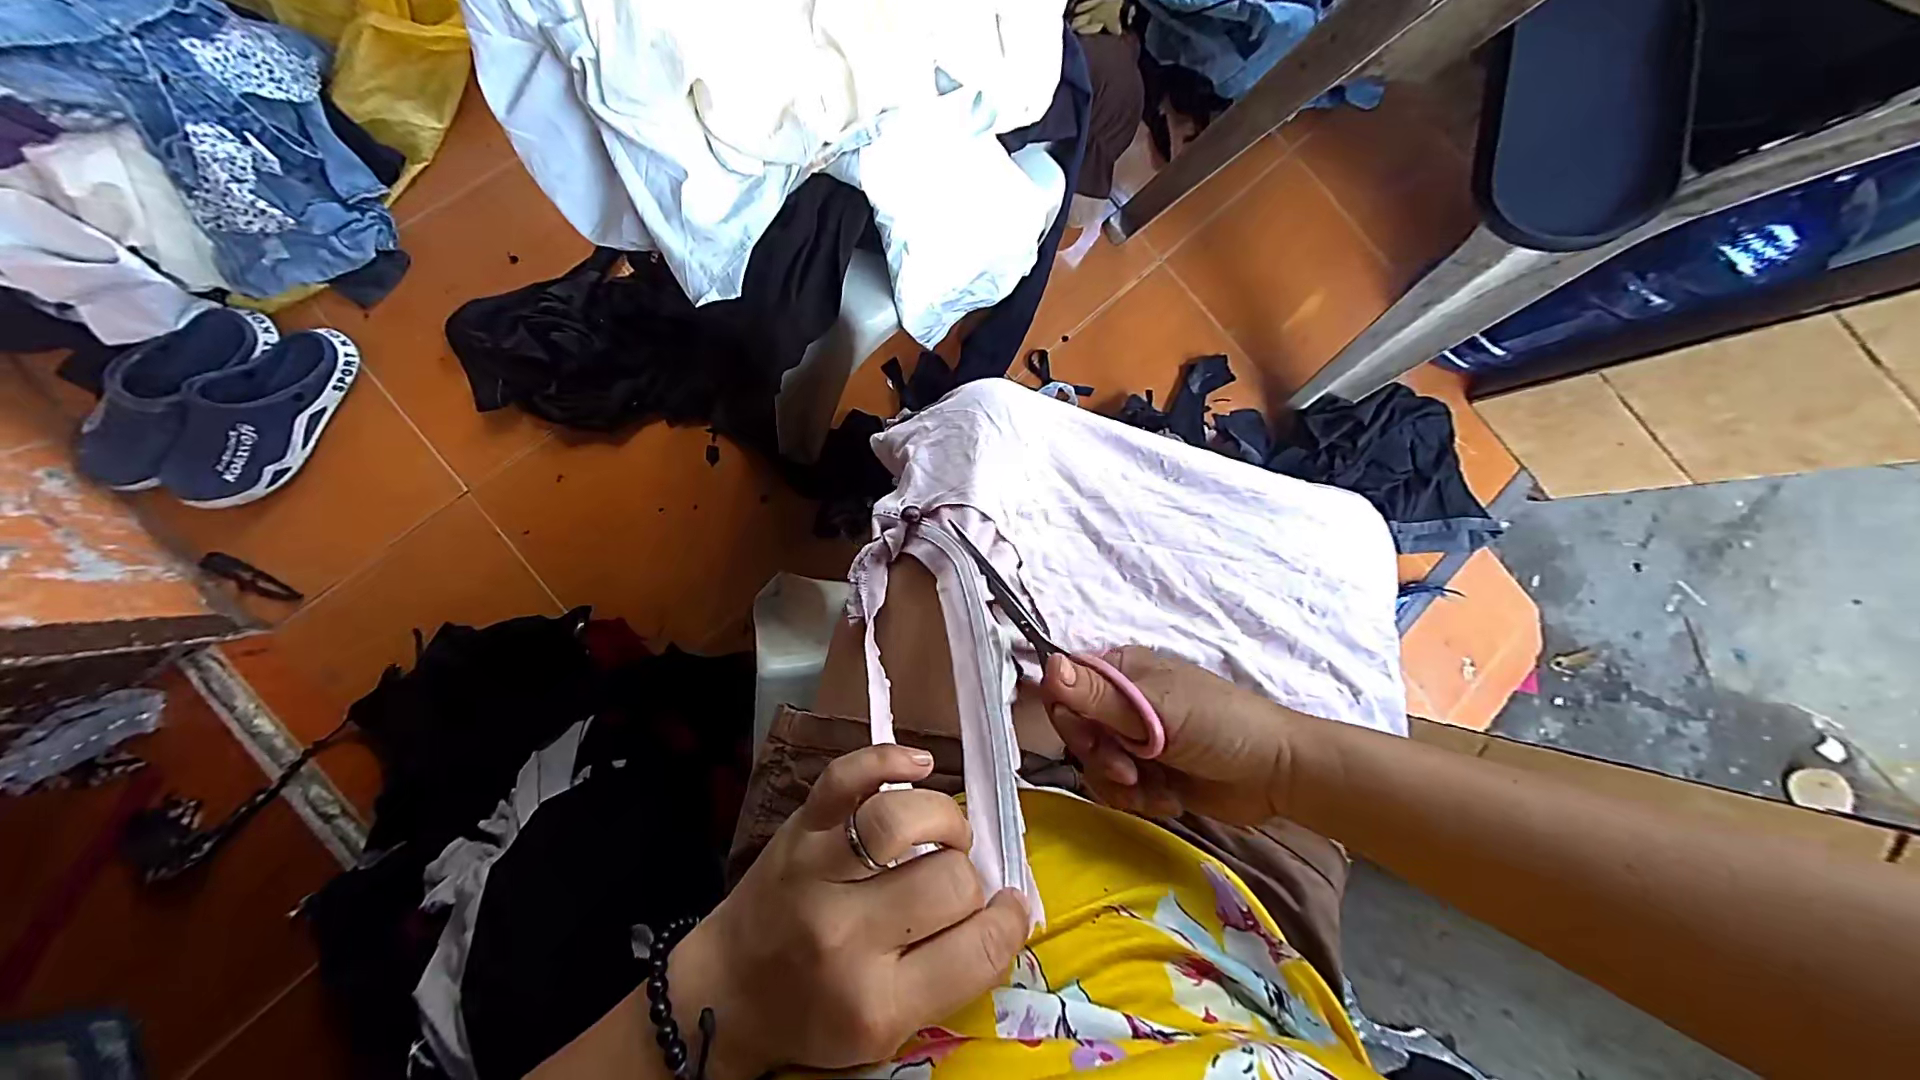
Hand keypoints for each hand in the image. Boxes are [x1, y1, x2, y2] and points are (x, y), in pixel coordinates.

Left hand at [670, 744, 1028, 1077]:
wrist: (729, 990)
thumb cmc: (815, 1012)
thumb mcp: (887, 1026)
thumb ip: (950, 970)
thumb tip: (1002, 902)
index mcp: (877, 1004)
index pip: (979, 950)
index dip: (1008, 921)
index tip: (1008, 907)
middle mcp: (845, 937)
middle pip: (951, 882)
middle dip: (968, 879)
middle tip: (953, 883)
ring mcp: (816, 872)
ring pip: (903, 821)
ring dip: (943, 821)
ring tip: (942, 834)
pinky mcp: (800, 828)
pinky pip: (848, 775)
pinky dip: (889, 760)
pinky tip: (919, 766)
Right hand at [1038, 647, 1303, 823]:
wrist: (1277, 775)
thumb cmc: (1221, 726)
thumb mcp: (1158, 711)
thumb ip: (1100, 695)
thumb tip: (1049, 666)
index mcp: (1121, 671)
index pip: (1065, 689)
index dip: (1071, 719)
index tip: (1094, 740)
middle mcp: (1121, 701)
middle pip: (1076, 732)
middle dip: (1101, 758)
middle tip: (1132, 770)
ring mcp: (1134, 737)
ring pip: (1093, 764)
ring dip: (1121, 785)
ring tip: (1155, 789)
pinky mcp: (1146, 771)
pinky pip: (1116, 788)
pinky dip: (1138, 798)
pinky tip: (1168, 798)